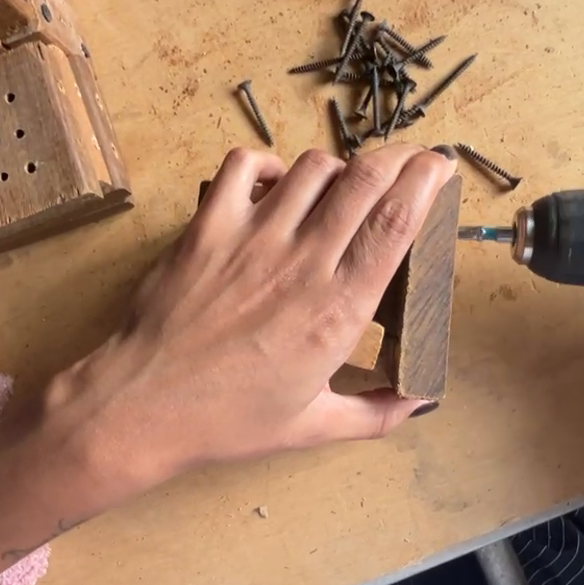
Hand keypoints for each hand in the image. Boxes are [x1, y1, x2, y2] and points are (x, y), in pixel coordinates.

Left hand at [43, 145, 456, 511]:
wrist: (142, 407)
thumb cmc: (228, 421)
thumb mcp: (312, 427)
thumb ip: (376, 413)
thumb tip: (421, 402)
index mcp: (338, 310)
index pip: (396, 222)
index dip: (427, 180)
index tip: (440, 168)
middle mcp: (302, 262)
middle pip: (365, 179)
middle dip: (398, 157)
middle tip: (406, 162)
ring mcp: (251, 238)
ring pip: (313, 168)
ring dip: (338, 168)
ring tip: (339, 187)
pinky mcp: (207, 227)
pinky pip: (244, 166)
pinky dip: (269, 163)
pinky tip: (276, 185)